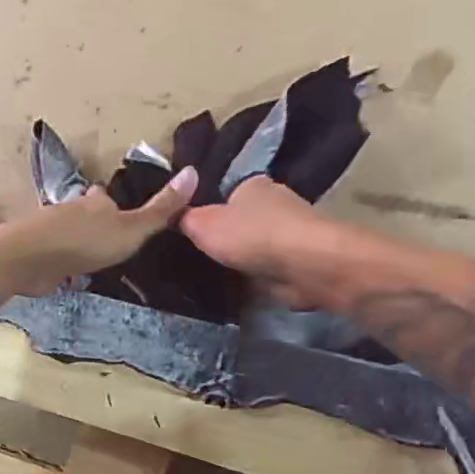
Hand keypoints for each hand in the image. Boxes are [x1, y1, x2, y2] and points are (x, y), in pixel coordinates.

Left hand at [0, 168, 198, 294]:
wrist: (28, 259)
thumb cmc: (84, 242)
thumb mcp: (131, 228)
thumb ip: (160, 209)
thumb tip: (194, 172)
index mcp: (96, 201)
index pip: (108, 199)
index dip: (118, 207)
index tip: (128, 220)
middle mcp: (72, 210)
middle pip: (87, 214)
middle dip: (97, 225)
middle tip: (112, 242)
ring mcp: (50, 232)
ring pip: (70, 234)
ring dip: (79, 243)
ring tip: (93, 260)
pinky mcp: (37, 254)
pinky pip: (55, 256)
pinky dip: (63, 262)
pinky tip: (69, 273)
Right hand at [179, 177, 336, 306]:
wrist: (304, 266)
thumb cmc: (251, 235)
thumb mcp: (202, 224)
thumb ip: (183, 218)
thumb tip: (170, 213)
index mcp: (252, 185)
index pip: (223, 192)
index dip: (205, 208)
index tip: (186, 228)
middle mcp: (273, 204)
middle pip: (239, 220)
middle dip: (223, 236)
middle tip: (193, 254)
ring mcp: (287, 235)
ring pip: (252, 246)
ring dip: (239, 259)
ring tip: (208, 274)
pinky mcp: (295, 262)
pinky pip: (264, 268)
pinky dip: (253, 277)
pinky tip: (233, 288)